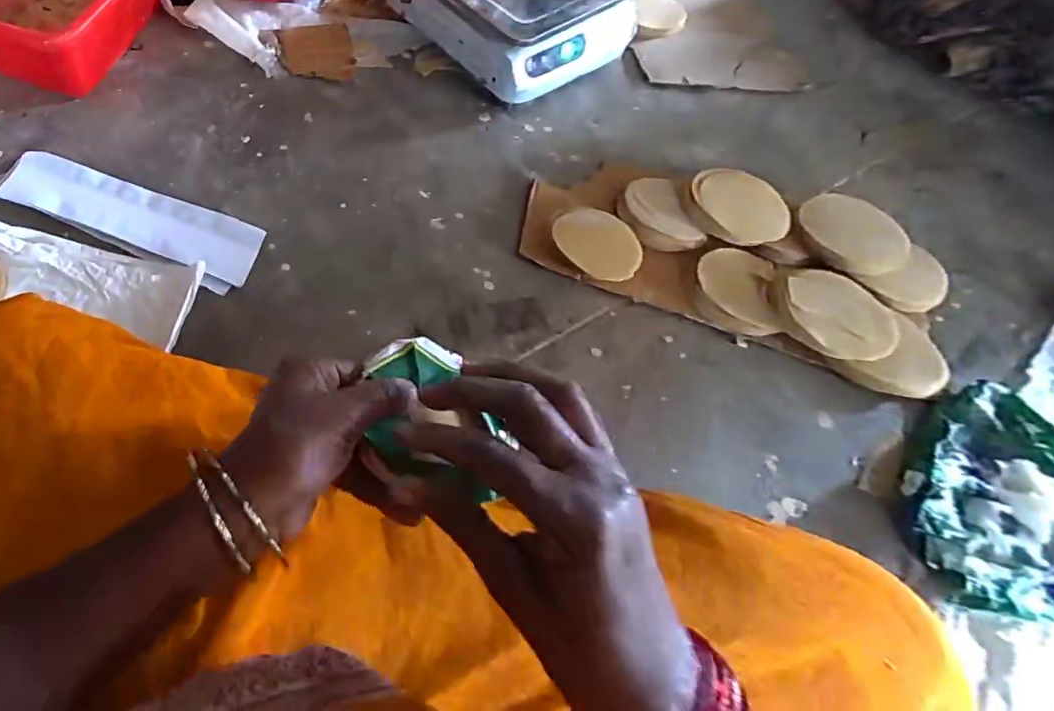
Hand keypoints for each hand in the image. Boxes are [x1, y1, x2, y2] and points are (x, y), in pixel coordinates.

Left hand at [219, 359, 417, 543]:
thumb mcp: (343, 414)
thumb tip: (410, 386)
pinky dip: (373, 483)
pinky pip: (351, 466)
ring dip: (388, 463)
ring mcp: (312, 432)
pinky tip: (405, 509)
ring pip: (359, 440)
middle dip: (393, 430)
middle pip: (361, 407)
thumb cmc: (301, 443)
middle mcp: (309, 396)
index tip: (423, 407)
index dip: (390, 389)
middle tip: (430, 445)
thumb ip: (379, 398)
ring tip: (425, 482)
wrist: (259, 502)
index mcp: (309, 372)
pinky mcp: (315, 464)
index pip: (359, 371)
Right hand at [397, 363, 697, 710]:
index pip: (493, 454)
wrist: (653, 678)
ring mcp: (613, 467)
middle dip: (471, 389)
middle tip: (427, 392)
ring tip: (463, 375)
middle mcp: (599, 477)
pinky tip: (504, 398)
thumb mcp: (511, 586)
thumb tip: (403, 481)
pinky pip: (575, 411)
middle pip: (529, 404)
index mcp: (576, 516)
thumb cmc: (578, 647)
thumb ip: (461, 520)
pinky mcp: (615, 468)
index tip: (399, 433)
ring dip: (508, 375)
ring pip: (559, 392)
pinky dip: (536, 393)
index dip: (439, 440)